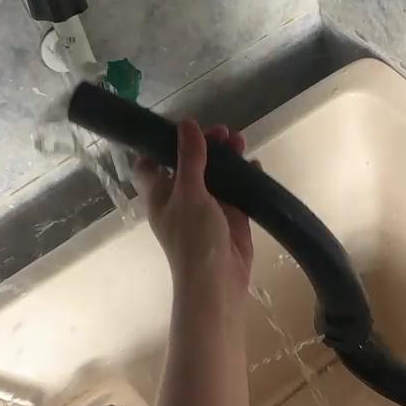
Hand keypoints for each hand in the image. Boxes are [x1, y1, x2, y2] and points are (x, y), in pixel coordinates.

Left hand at [135, 120, 254, 298]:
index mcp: (160, 193)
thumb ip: (190, 158)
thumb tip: (187, 124)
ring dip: (228, 158)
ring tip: (241, 142)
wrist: (217, 281)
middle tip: (224, 133)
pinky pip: (237, 192)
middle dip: (206, 145)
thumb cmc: (193, 237)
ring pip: (216, 175)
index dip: (160, 145)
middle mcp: (181, 199)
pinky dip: (245, 178)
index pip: (150, 164)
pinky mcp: (232, 218)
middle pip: (189, 163)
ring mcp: (208, 209)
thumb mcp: (189, 193)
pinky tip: (255, 165)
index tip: (180, 130)